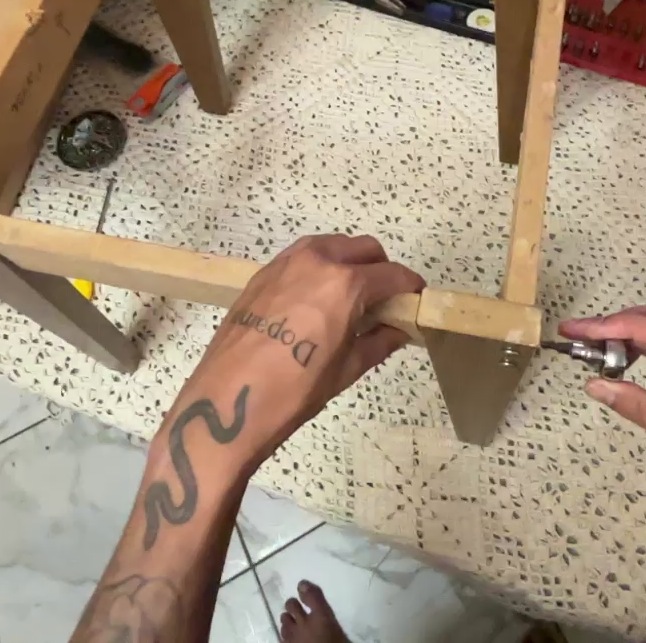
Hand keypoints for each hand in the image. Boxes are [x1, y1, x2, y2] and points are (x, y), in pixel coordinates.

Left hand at [163, 235, 422, 472]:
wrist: (229, 400)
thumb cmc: (294, 390)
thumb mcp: (347, 369)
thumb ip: (380, 340)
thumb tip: (400, 329)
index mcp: (346, 284)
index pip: (392, 274)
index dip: (410, 286)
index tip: (416, 298)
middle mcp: (319, 260)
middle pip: (365, 248)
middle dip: (382, 269)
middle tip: (385, 301)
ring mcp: (287, 262)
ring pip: (334, 245)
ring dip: (351, 262)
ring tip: (350, 298)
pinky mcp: (265, 271)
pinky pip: (305, 256)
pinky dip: (321, 267)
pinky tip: (317, 300)